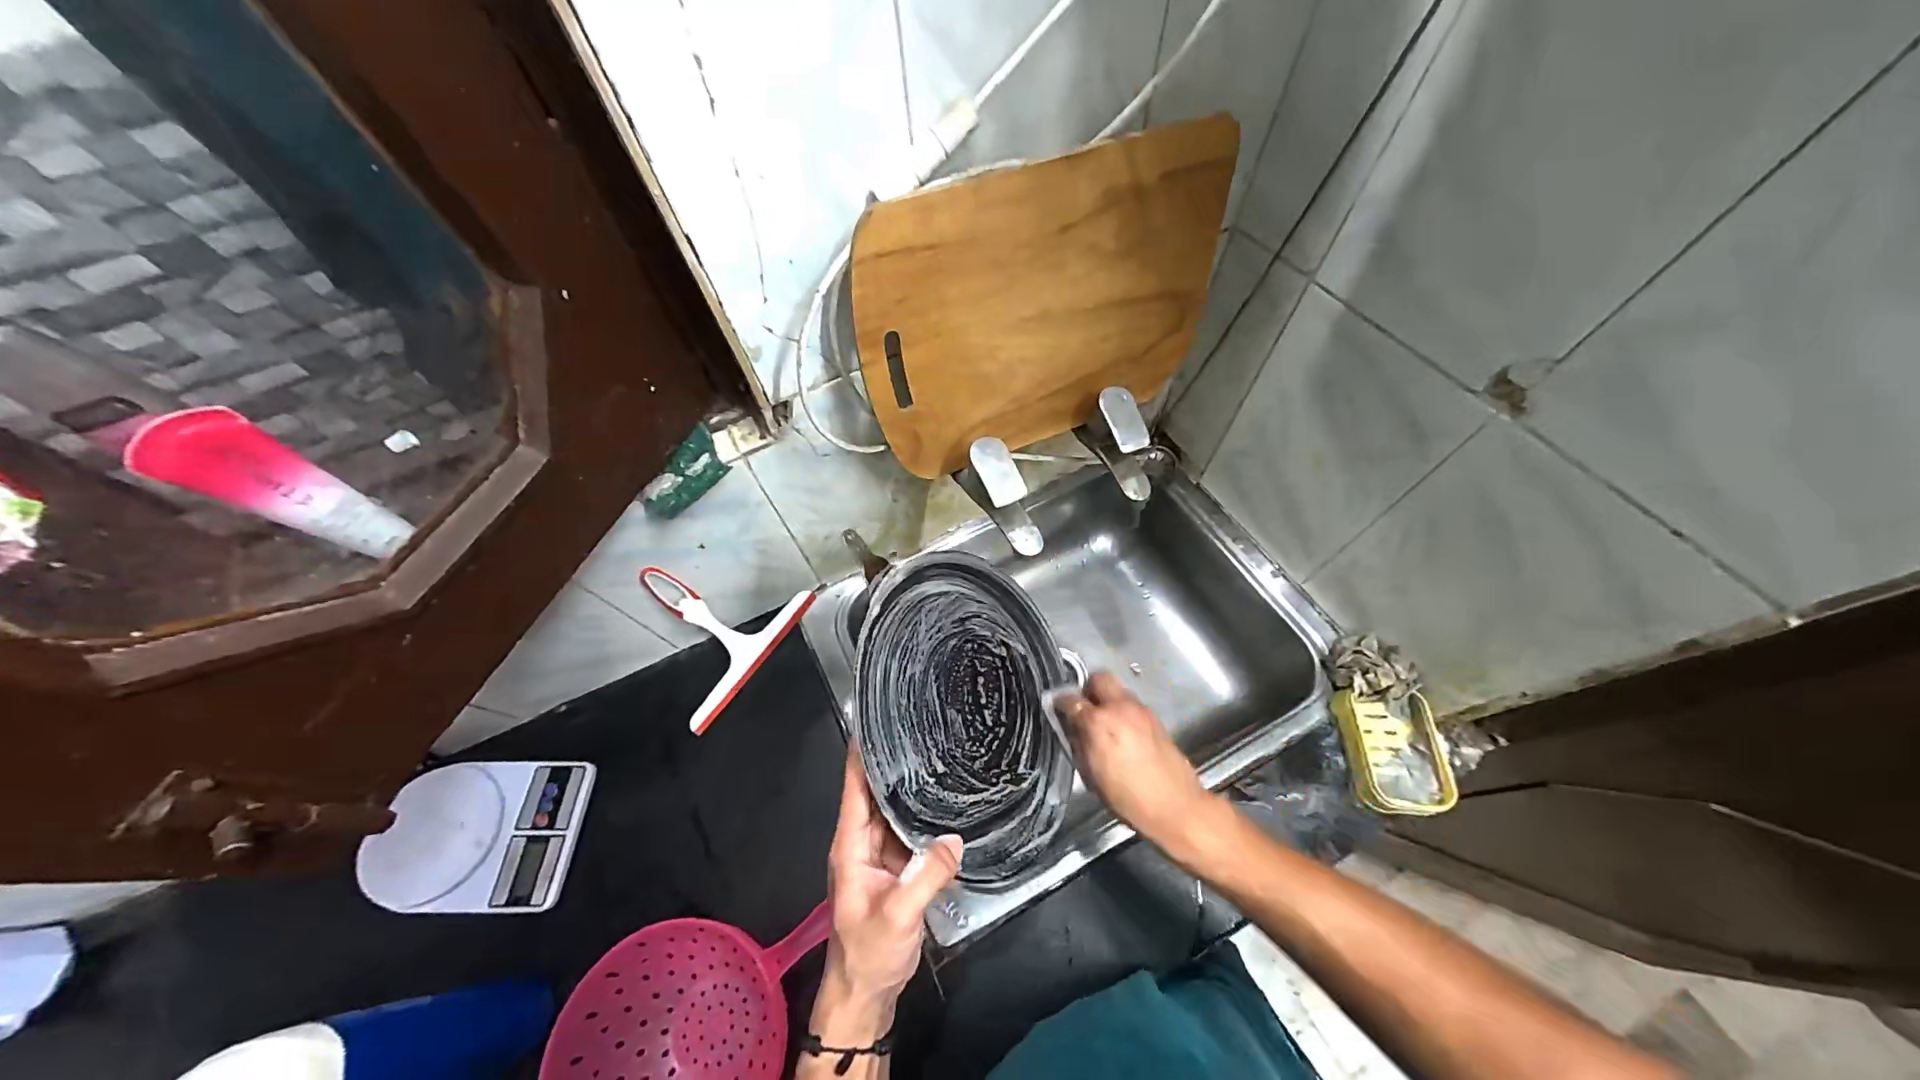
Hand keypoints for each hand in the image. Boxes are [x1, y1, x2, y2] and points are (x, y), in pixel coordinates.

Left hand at [813, 744, 961, 1044]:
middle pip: (877, 794)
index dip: (861, 754)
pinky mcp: (897, 871)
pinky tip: (946, 807)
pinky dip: (926, 821)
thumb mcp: (898, 915)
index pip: (854, 788)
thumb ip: (926, 875)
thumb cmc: (868, 953)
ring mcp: (880, 857)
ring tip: (939, 759)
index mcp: (851, 845)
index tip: (875, 720)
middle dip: (895, 765)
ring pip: (896, 814)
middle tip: (923, 731)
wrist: (865, 996)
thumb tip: (955, 839)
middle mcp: (863, 844)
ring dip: (912, 792)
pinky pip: (911, 836)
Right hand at [1056, 673, 1217, 852]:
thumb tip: (1072, 728)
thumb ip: (1079, 743)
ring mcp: (1141, 711)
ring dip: (1108, 700)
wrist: (1175, 807)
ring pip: (1118, 690)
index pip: (1071, 699)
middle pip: (1099, 678)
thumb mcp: (1091, 774)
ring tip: (1105, 723)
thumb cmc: (1127, 798)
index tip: (1059, 708)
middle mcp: (1120, 708)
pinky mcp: (1156, 719)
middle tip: (1084, 706)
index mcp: (1098, 722)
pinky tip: (1124, 733)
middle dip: (1088, 689)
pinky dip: (1123, 711)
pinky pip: (1133, 705)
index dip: (1061, 702)